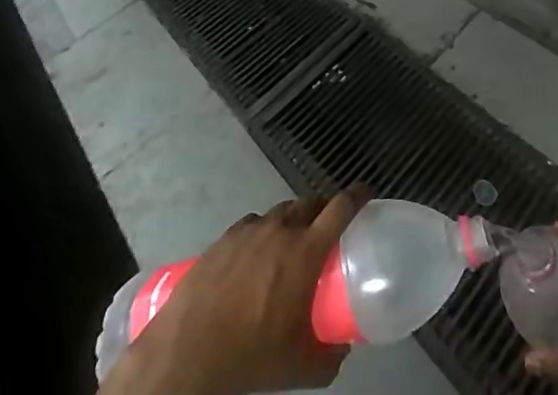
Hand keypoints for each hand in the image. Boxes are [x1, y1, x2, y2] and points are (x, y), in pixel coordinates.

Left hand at [101, 186, 370, 394]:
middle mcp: (277, 230)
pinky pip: (253, 224)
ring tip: (296, 240)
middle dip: (324, 207)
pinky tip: (260, 253)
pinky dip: (265, 230)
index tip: (366, 191)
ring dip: (293, 219)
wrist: (192, 347)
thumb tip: (342, 347)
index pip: (338, 209)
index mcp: (304, 252)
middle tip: (333, 223)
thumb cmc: (254, 354)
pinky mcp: (223, 237)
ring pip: (279, 212)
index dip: (356, 196)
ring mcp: (247, 230)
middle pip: (308, 203)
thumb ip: (331, 354)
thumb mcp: (305, 367)